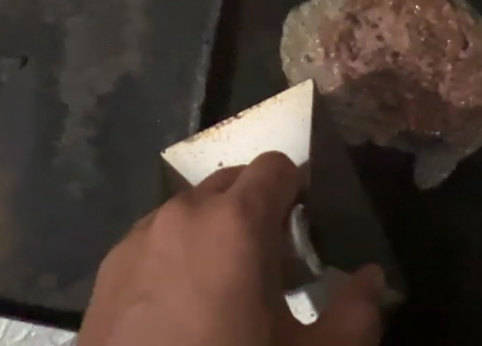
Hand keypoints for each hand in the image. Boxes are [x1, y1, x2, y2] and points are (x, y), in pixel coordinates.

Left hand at [78, 152, 384, 345]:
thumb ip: (355, 315)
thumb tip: (371, 277)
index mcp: (236, 221)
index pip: (276, 166)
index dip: (298, 191)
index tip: (307, 233)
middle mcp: (185, 212)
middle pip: (233, 182)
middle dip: (258, 212)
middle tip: (273, 271)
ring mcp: (142, 236)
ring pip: (192, 210)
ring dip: (216, 232)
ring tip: (225, 294)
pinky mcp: (110, 266)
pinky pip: (156, 238)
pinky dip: (178, 254)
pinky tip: (182, 311)